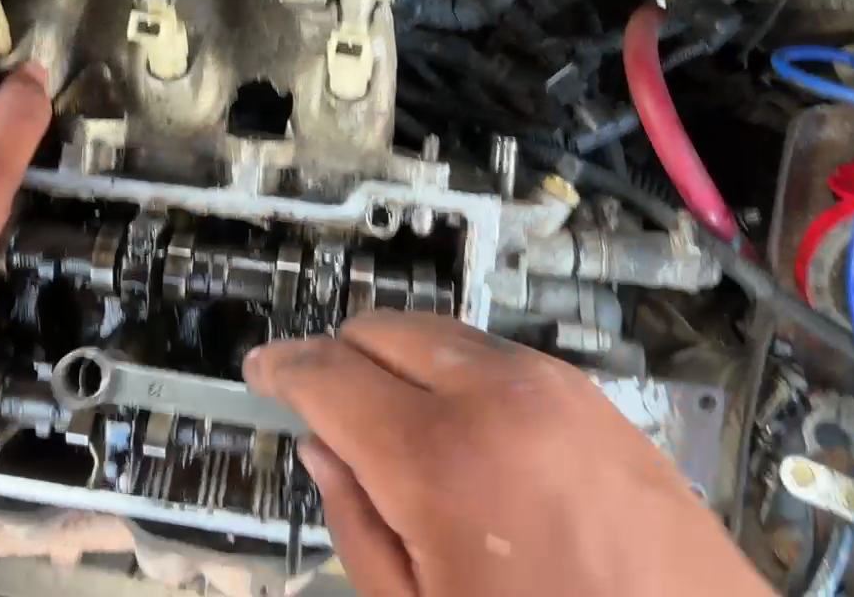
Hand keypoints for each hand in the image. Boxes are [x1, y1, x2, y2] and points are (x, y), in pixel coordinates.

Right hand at [244, 313, 772, 596]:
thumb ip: (358, 524)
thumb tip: (324, 448)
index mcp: (442, 458)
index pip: (331, 375)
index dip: (285, 367)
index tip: (262, 369)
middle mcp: (496, 394)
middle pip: (384, 329)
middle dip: (339, 353)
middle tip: (316, 393)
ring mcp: (551, 384)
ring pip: (438, 333)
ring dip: (396, 357)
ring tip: (384, 411)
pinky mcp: (591, 393)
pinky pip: (493, 355)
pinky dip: (451, 370)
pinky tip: (454, 422)